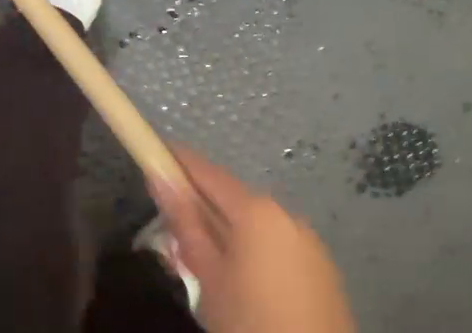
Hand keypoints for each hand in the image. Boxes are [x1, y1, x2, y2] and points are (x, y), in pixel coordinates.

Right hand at [151, 148, 354, 332]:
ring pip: (253, 224)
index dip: (176, 162)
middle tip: (167, 227)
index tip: (150, 155)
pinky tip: (238, 282)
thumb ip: (184, 222)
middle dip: (198, 205)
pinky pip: (275, 246)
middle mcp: (286, 215)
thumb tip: (158, 175)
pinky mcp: (322, 271)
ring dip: (224, 231)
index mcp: (256, 211)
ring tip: (200, 262)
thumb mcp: (207, 276)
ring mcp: (308, 243)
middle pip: (230, 198)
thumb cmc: (252, 324)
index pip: (206, 172)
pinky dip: (251, 251)